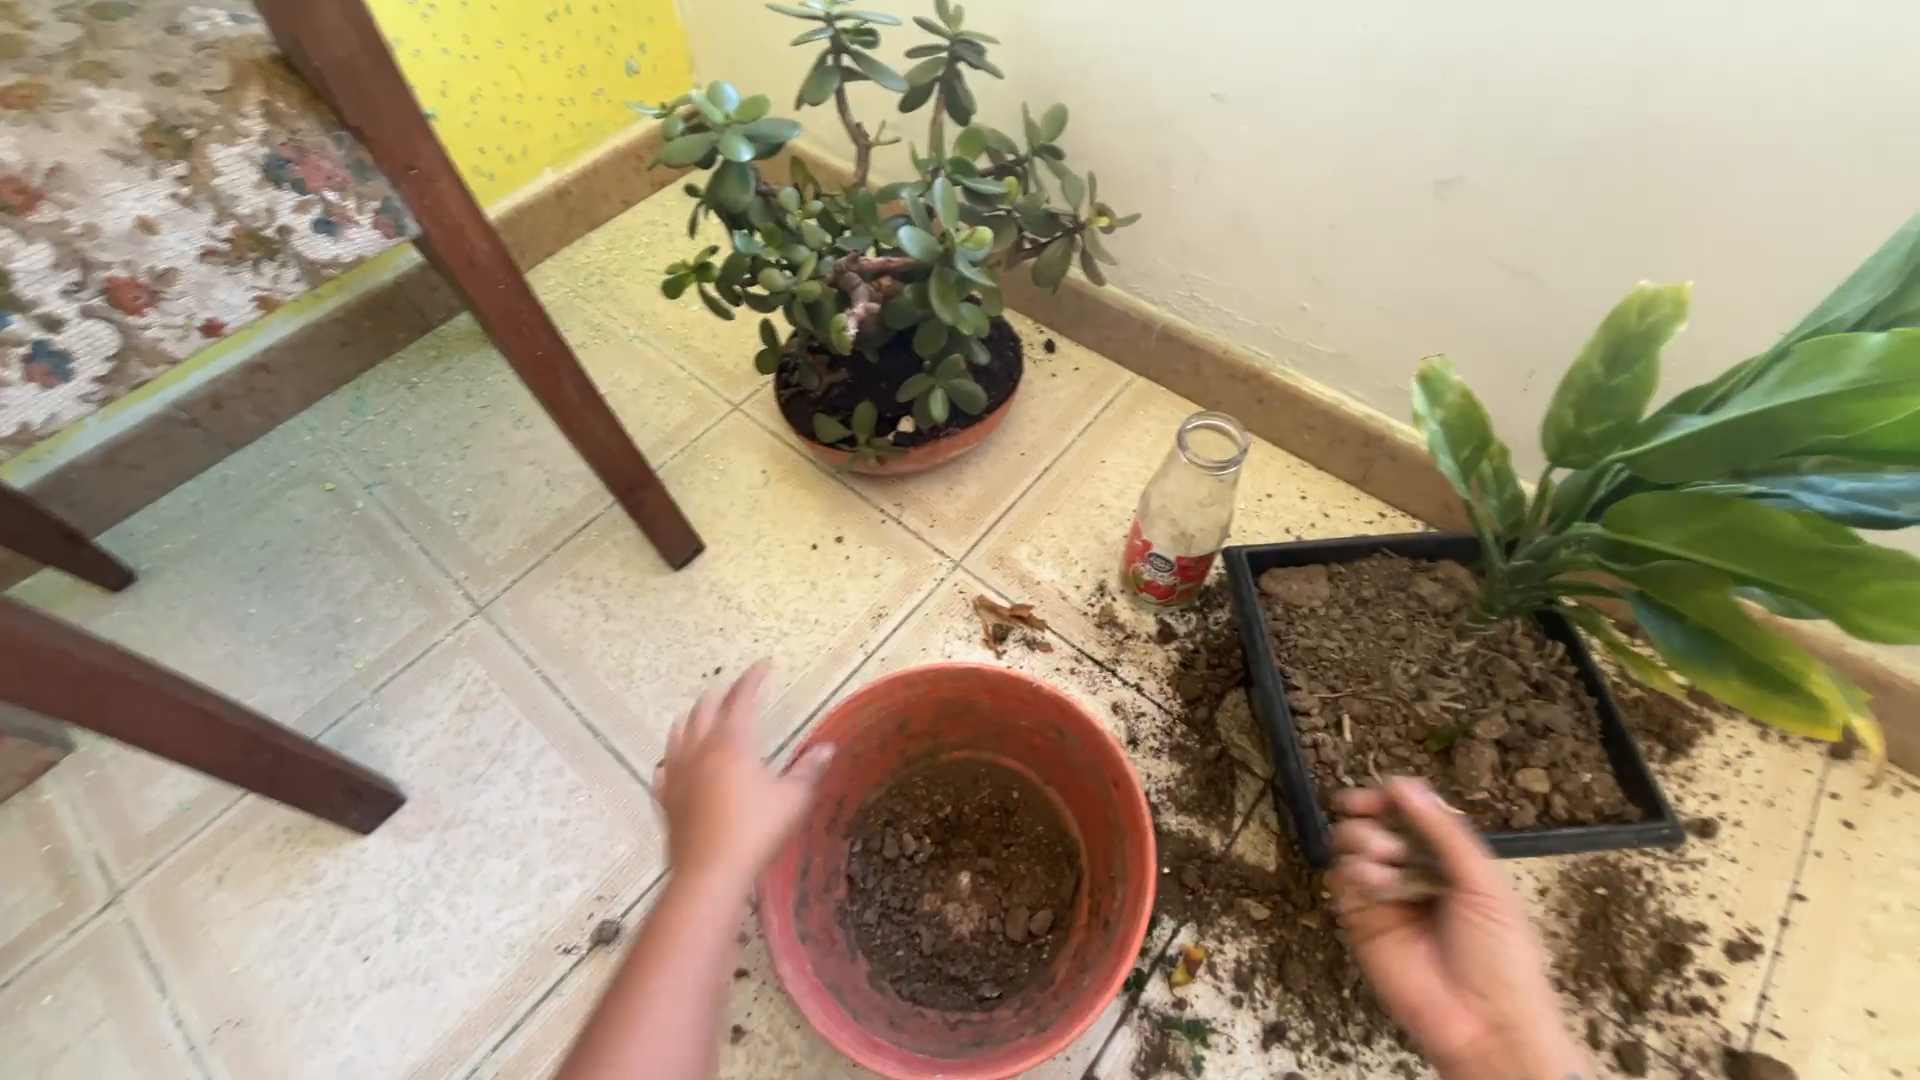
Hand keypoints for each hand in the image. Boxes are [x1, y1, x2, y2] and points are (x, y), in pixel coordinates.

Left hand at [654, 661, 832, 888]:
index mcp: (733, 742)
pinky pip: (664, 769)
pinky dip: (672, 757)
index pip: (743, 698)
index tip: (764, 665)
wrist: (709, 873)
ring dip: (693, 717)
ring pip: (679, 733)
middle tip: (738, 690)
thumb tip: (827, 748)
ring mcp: (677, 774)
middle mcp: (701, 749)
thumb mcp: (792, 798)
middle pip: (706, 709)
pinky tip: (674, 762)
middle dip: (723, 694)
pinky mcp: (665, 799)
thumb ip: (808, 769)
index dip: (754, 678)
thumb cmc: (755, 831)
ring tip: (702, 713)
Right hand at [1328, 778, 1587, 1079]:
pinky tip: (1375, 882)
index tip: (1378, 793)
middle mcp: (1409, 872)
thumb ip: (1444, 833)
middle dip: (1368, 814)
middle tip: (1370, 817)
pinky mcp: (1358, 919)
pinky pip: (1342, 879)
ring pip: (1349, 844)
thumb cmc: (1501, 957)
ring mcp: (1381, 895)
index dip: (1389, 798)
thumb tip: (1403, 784)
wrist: (1486, 1026)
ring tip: (1383, 857)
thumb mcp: (1484, 887)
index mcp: (1445, 862)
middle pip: (1372, 822)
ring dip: (1361, 840)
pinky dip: (1353, 870)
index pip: (1408, 815)